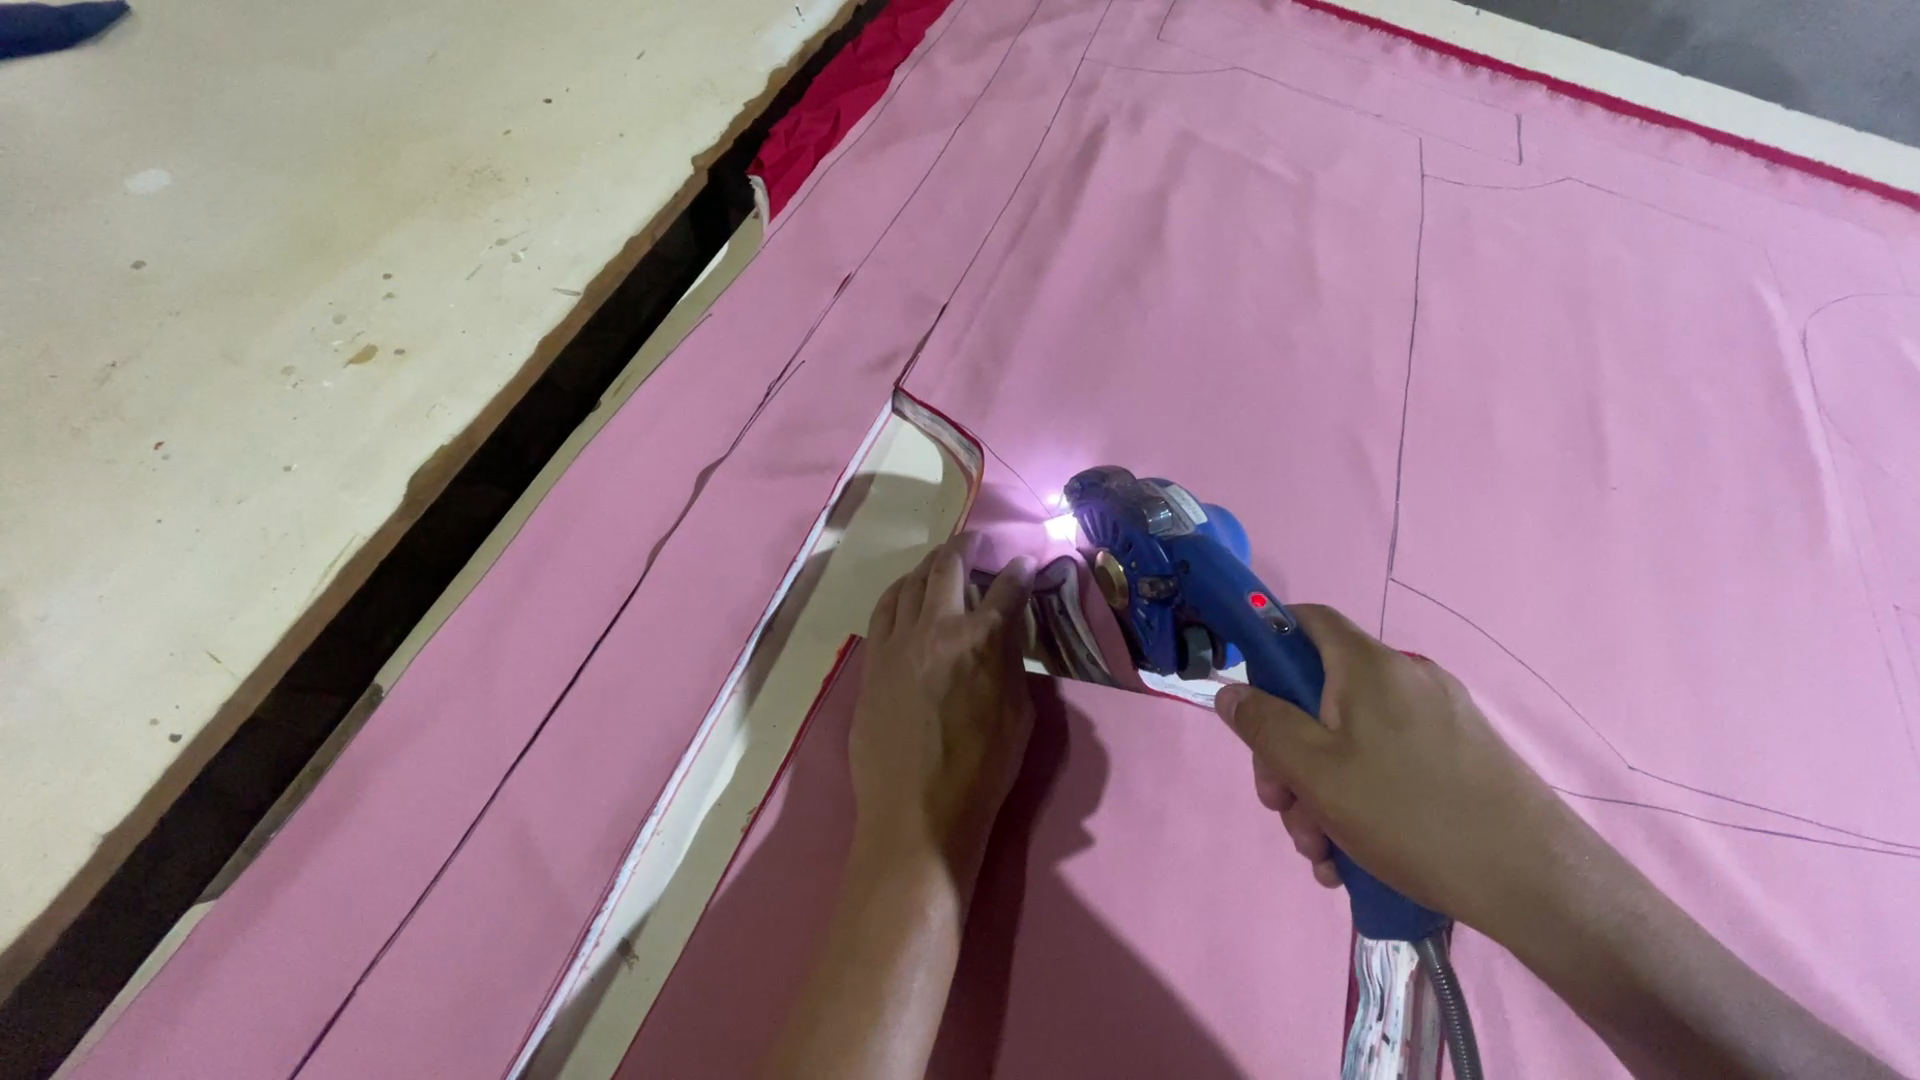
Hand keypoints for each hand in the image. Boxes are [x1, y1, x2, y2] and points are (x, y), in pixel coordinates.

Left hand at [849, 533, 1037, 888]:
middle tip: (976, 539)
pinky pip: (883, 611)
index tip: (1022, 563)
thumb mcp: (1019, 714)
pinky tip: (905, 592)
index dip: (1018, 572)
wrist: (917, 814)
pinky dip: (898, 592)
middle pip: (948, 568)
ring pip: (909, 583)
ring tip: (940, 560)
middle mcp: (937, 628)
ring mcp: (897, 642)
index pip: (1006, 589)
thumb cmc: (982, 771)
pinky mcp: (872, 662)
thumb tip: (1007, 626)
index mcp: (983, 640)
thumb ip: (1012, 660)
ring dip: (928, 565)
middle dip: (966, 546)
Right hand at [1213, 604, 1594, 931]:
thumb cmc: (1408, 814)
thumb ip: (1261, 724)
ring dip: (1318, 791)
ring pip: (1349, 739)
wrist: (1536, 883)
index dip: (1265, 642)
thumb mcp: (1313, 771)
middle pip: (1318, 694)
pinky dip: (1359, 800)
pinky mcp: (1458, 757)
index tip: (1248, 696)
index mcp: (1367, 666)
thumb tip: (1230, 690)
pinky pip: (1386, 764)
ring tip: (1322, 852)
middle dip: (1286, 753)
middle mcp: (1404, 679)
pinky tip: (1351, 858)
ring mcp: (1437, 719)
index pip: (1305, 620)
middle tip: (1281, 807)